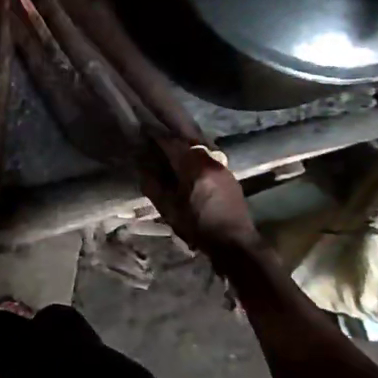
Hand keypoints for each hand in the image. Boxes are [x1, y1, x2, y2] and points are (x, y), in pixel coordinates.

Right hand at [139, 137, 260, 251]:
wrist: (235, 244)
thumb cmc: (198, 228)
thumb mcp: (169, 209)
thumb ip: (153, 185)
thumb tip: (142, 166)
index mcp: (194, 167)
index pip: (171, 143)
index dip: (156, 137)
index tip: (144, 134)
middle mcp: (210, 161)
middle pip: (187, 142)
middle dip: (171, 141)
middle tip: (156, 145)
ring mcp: (223, 167)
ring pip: (199, 150)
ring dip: (185, 150)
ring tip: (171, 157)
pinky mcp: (229, 176)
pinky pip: (209, 159)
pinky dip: (196, 159)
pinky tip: (189, 170)